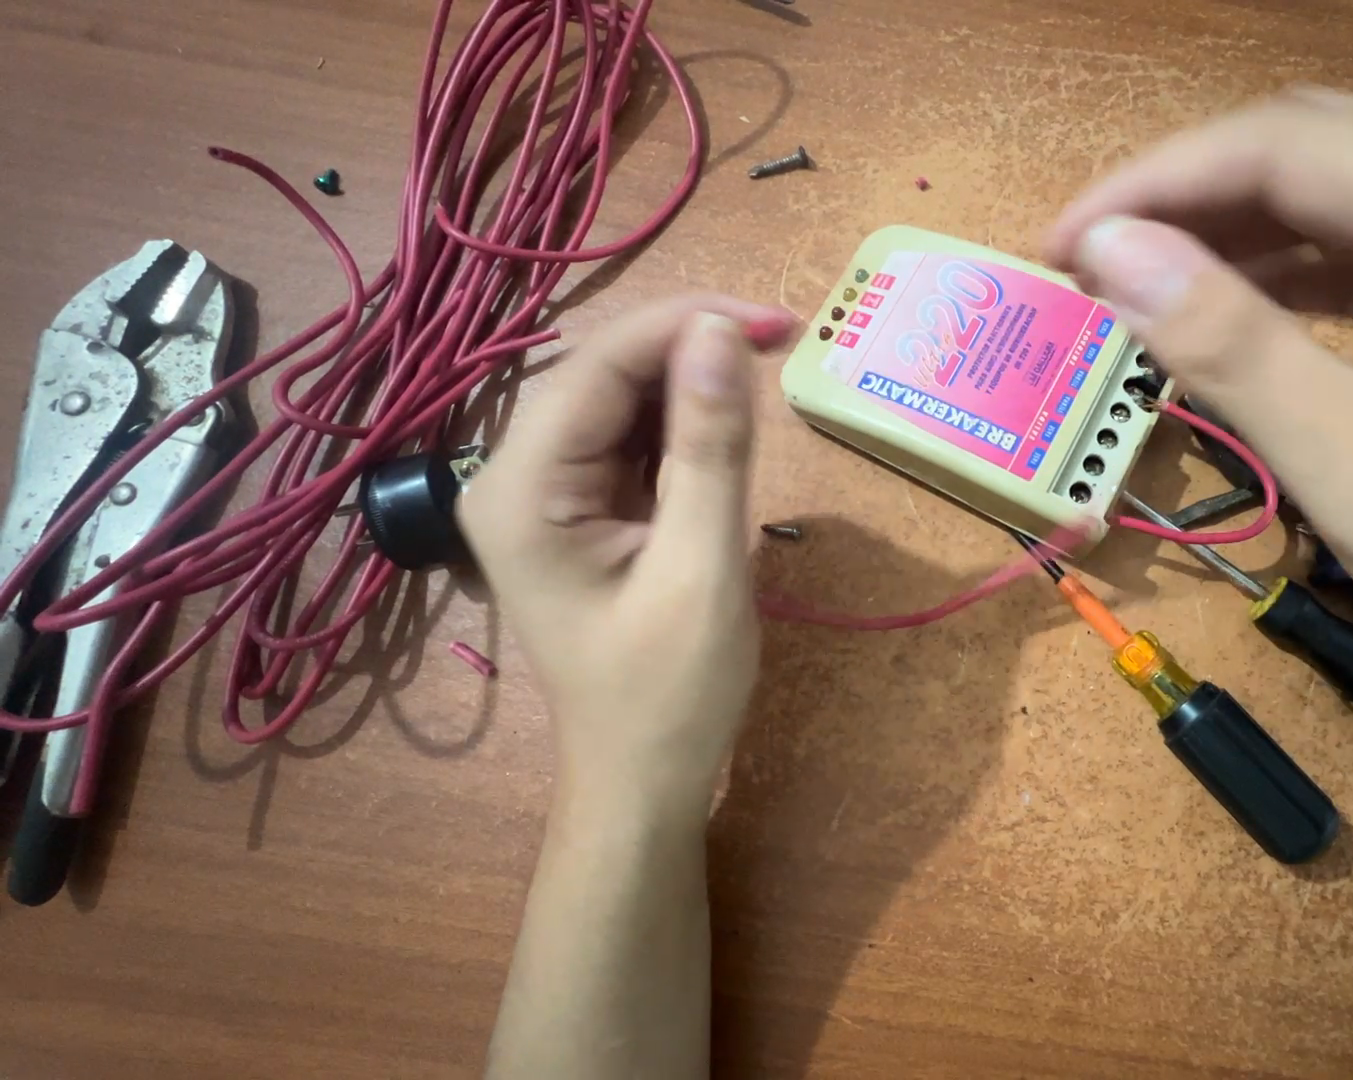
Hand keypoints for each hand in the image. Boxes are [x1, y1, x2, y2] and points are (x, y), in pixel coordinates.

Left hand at [460, 295, 797, 809]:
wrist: (646, 778)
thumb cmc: (671, 694)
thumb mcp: (703, 569)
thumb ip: (711, 450)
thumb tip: (723, 332)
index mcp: (523, 491)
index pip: (598, 368)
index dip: (686, 326)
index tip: (776, 320)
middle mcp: (519, 478)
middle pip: (604, 375)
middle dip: (691, 346)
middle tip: (782, 337)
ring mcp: (550, 496)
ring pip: (622, 403)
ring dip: (693, 381)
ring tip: (766, 368)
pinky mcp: (586, 512)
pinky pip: (635, 443)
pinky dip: (687, 425)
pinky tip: (728, 422)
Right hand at [1046, 89, 1352, 734]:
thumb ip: (1235, 351)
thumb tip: (1112, 254)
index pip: (1284, 145)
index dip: (1149, 184)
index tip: (1055, 248)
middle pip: (1310, 150)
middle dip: (1179, 199)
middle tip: (1080, 269)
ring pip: (1335, 198)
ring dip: (1223, 235)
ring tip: (1130, 291)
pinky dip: (1279, 276)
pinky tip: (1224, 314)